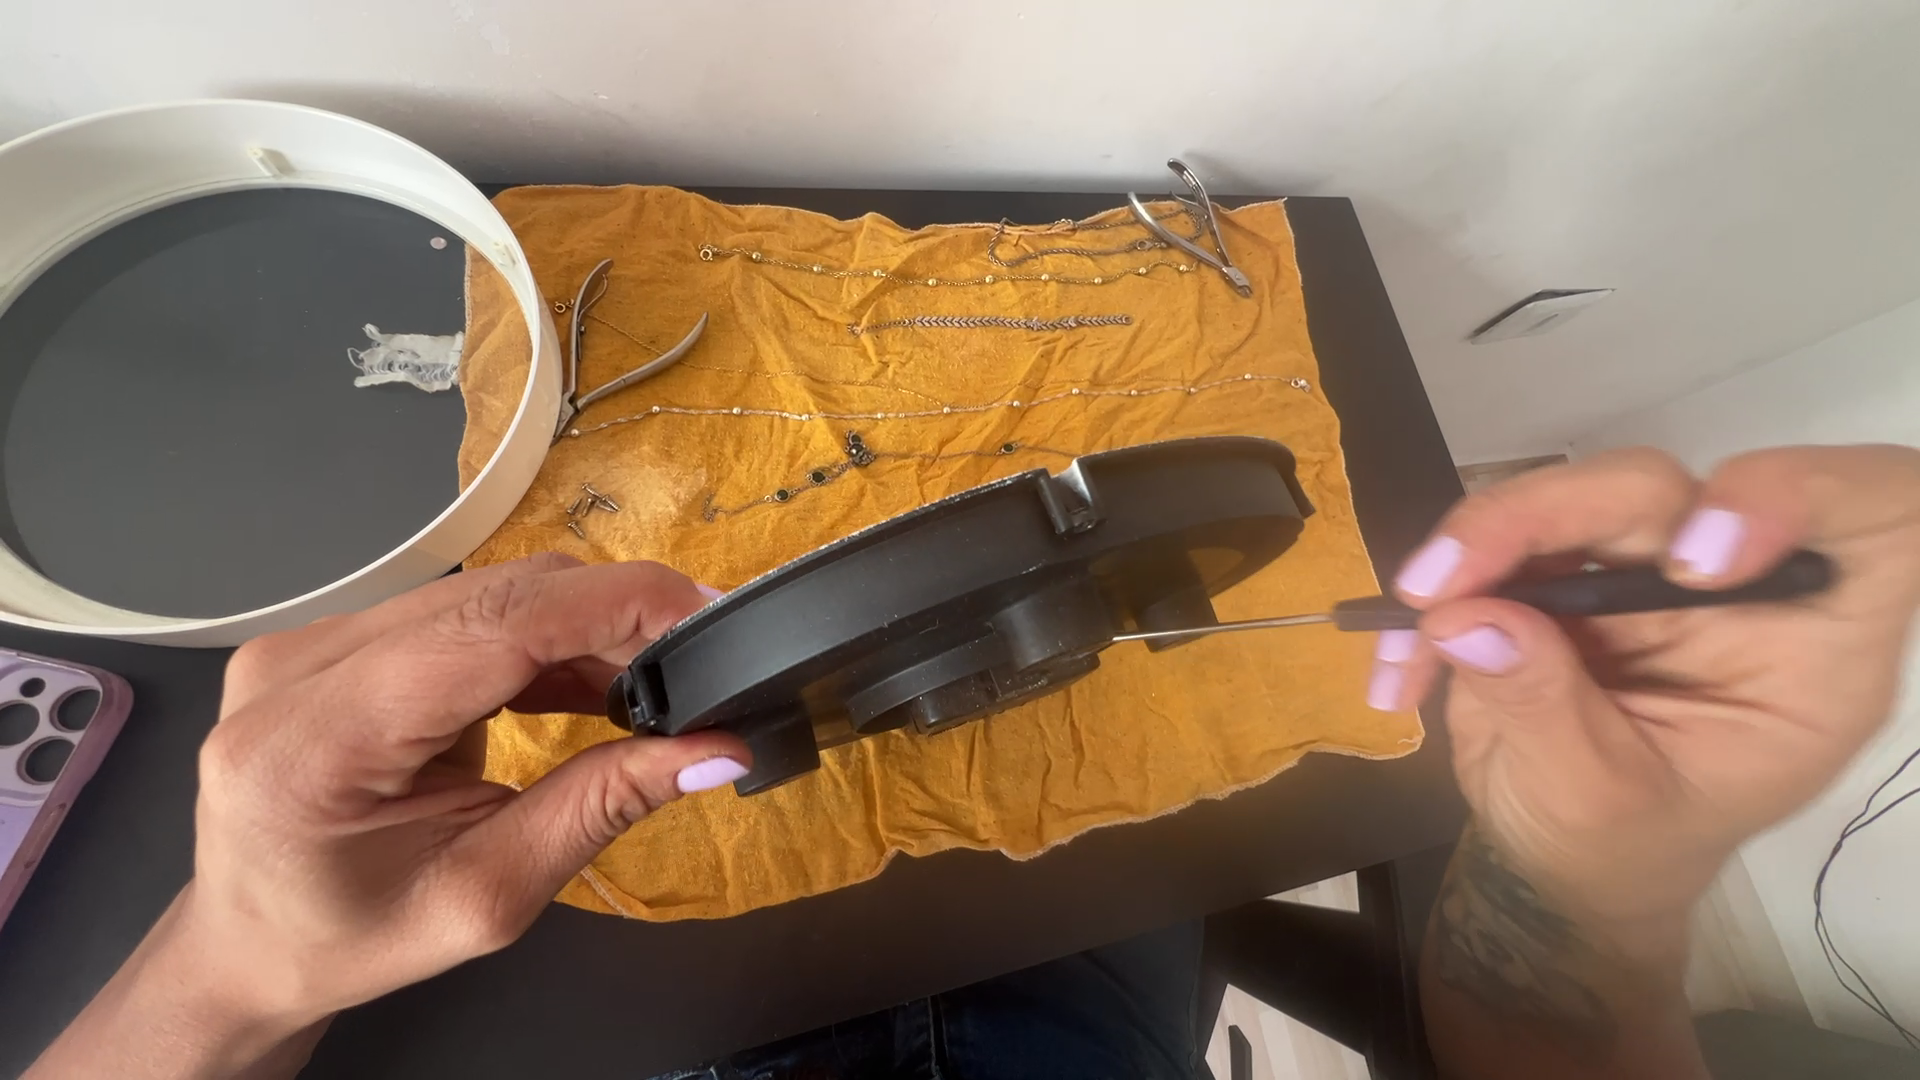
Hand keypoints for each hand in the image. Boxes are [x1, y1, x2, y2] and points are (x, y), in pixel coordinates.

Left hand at [30, 555, 749, 1077]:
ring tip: (656, 674)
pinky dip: (559, 636)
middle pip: (508, 593)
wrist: (247, 947)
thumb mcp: (493, 895)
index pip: (498, 626)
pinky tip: (599, 677)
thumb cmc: (355, 939)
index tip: (709, 615)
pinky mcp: (355, 636)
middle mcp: (308, 662)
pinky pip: (486, 609)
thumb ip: (606, 804)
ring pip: (505, 590)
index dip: (617, 603)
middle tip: (699, 657)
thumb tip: (722, 749)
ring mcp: (325, 638)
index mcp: (319, 740)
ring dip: (595, 622)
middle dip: (622, 612)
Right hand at [1376, 445, 1919, 930]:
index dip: (1786, 499)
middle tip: (1436, 585)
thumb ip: (1540, 705)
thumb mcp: (1593, 794)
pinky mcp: (1534, 582)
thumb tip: (1463, 617)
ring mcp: (1612, 575)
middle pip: (1641, 492)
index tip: (1690, 560)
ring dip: (1457, 559)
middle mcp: (1707, 586)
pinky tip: (1396, 676)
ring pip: (1540, 505)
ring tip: (1403, 640)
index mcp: (1791, 641)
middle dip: (1529, 522)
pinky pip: (1468, 557)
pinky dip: (1415, 611)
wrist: (1553, 852)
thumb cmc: (1618, 843)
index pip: (1860, 515)